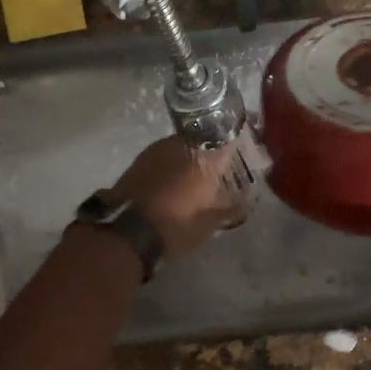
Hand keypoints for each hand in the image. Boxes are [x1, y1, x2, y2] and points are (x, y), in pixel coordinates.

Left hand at [110, 138, 241, 258]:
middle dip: (211, 152)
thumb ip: (230, 210)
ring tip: (195, 176)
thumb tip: (244, 203)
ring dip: (190, 157)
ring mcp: (158, 149)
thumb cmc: (175, 226)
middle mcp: (182, 144)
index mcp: (205, 156)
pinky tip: (173, 181)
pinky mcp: (140, 159)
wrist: (125, 231)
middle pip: (203, 140)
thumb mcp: (209, 224)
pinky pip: (164, 156)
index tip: (242, 154)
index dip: (235, 145)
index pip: (227, 138)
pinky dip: (172, 164)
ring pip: (182, 146)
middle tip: (218, 169)